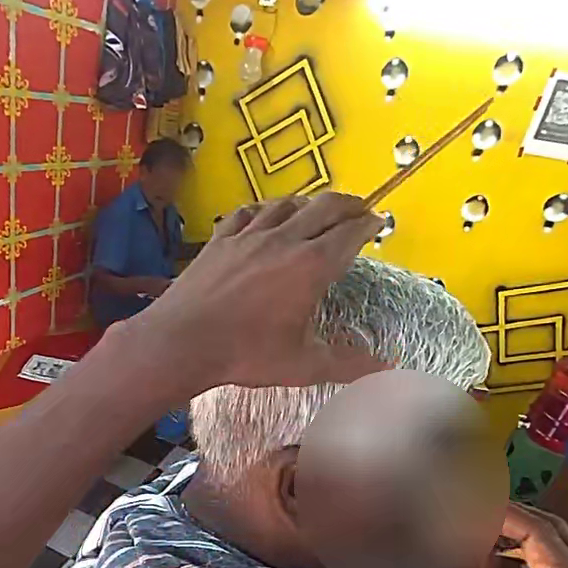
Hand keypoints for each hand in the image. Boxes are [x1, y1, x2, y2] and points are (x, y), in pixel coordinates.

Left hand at [113, 194, 385, 395]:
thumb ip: (346, 363)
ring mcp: (248, 236)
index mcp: (311, 267)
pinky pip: (247, 212)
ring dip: (308, 202)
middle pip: (324, 207)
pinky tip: (265, 213)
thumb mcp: (301, 365)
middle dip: (348, 204)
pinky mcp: (220, 239)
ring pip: (286, 204)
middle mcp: (284, 240)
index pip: (350, 233)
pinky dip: (264, 208)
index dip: (368, 224)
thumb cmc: (244, 354)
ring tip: (317, 208)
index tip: (377, 222)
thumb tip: (384, 366)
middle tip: (358, 208)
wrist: (182, 341)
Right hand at [455, 503, 567, 567]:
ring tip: (478, 526)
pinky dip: (525, 564)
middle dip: (518, 519)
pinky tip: (495, 559)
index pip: (545, 541)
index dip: (507, 515)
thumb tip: (475, 543)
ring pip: (558, 557)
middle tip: (473, 507)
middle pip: (561, 541)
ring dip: (522, 540)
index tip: (470, 500)